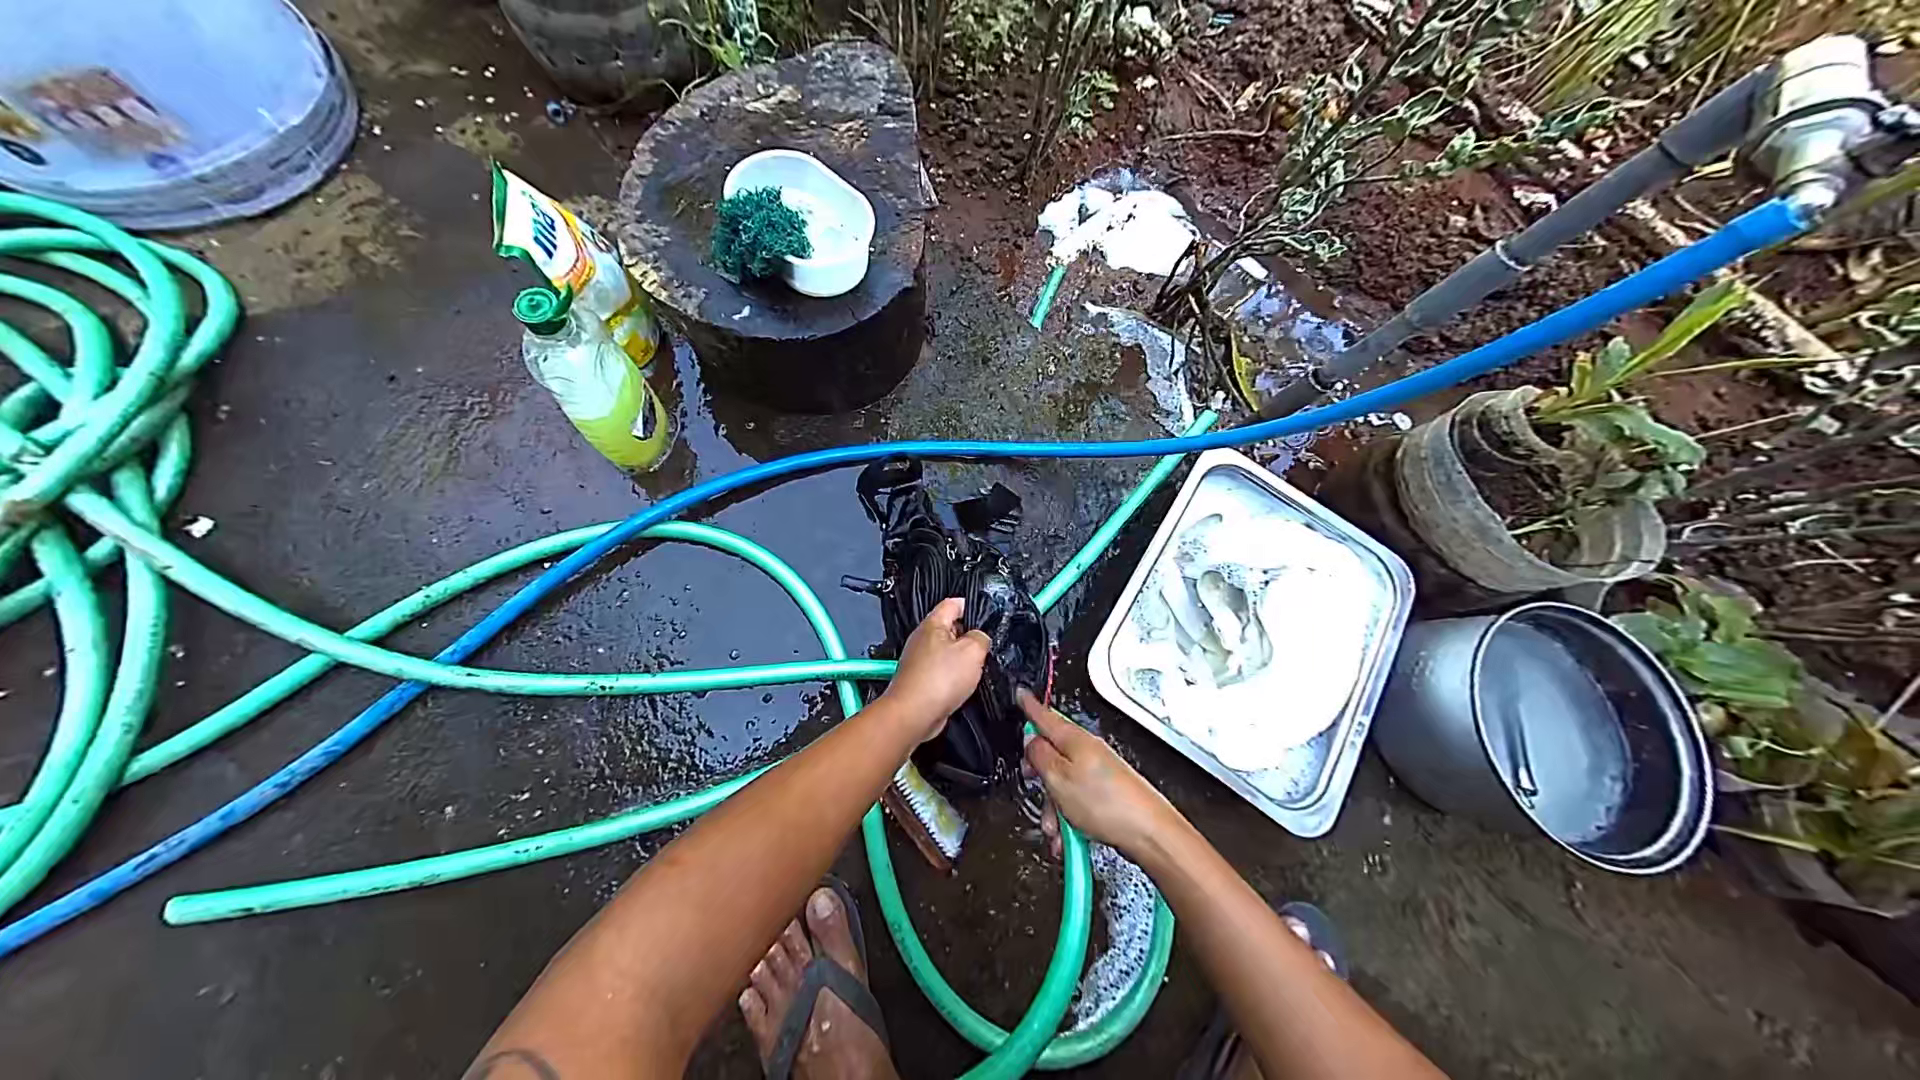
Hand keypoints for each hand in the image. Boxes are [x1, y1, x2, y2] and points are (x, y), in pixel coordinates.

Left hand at [882, 597, 991, 742]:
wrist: (913, 714)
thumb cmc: (941, 678)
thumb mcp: (972, 651)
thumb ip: (981, 637)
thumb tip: (979, 638)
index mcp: (933, 624)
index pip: (953, 603)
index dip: (972, 606)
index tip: (988, 617)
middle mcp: (923, 638)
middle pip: (951, 627)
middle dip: (970, 635)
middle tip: (987, 646)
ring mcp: (920, 659)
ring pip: (948, 651)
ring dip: (963, 658)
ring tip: (979, 667)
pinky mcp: (921, 678)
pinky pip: (942, 670)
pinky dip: (954, 675)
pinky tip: (965, 684)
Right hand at [1021, 689, 1181, 857]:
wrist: (1149, 832)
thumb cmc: (1109, 804)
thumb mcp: (1058, 777)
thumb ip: (1039, 755)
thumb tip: (1029, 741)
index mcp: (1074, 740)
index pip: (1045, 715)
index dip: (1029, 706)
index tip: (1021, 694)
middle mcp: (1088, 751)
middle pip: (1051, 756)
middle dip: (1041, 779)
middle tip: (1037, 788)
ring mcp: (1098, 773)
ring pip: (1062, 784)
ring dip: (1054, 808)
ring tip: (1058, 829)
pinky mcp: (1106, 794)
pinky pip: (1077, 801)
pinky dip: (1069, 819)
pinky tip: (1070, 836)